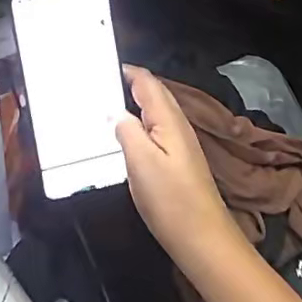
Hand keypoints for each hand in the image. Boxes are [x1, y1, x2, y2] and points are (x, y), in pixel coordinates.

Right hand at [115, 66, 242, 270]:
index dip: (127, 71)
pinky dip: (139, 122)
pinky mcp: (178, 159)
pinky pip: (156, 129)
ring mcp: (180, 142)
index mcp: (169, 119)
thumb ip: (127, 132)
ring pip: (155, 111)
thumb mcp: (141, 163)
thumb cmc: (171, 199)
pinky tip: (127, 134)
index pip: (148, 83)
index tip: (102, 66)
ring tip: (106, 104)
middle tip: (100, 82)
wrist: (201, 235)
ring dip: (134, 102)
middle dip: (130, 83)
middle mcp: (178, 125)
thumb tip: (115, 111)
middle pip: (154, 93)